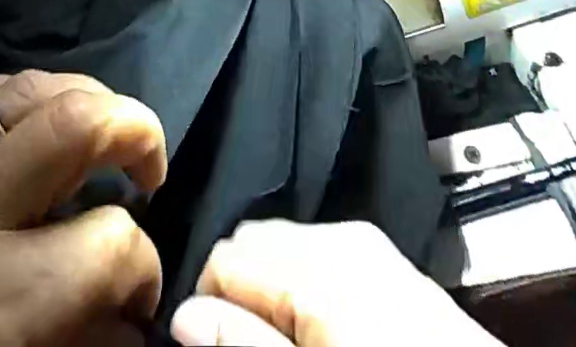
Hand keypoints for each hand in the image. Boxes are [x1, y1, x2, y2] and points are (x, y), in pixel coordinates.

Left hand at [0, 70, 169, 346]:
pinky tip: (37, 117)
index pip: (107, 245)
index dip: (144, 265)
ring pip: (27, 90)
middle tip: (147, 172)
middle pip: (74, 126)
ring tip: (106, 134)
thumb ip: (77, 342)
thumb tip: (131, 311)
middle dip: (135, 133)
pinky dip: (22, 93)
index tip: (138, 289)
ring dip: (87, 100)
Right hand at [171, 221, 503, 346]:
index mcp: (320, 266)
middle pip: (253, 241)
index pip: (226, 255)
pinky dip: (305, 285)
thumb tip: (183, 315)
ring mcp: (371, 247)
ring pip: (285, 246)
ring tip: (287, 342)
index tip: (216, 346)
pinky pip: (321, 255)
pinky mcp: (392, 265)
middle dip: (241, 291)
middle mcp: (342, 239)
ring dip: (272, 289)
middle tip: (251, 346)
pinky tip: (323, 333)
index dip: (210, 302)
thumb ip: (244, 345)